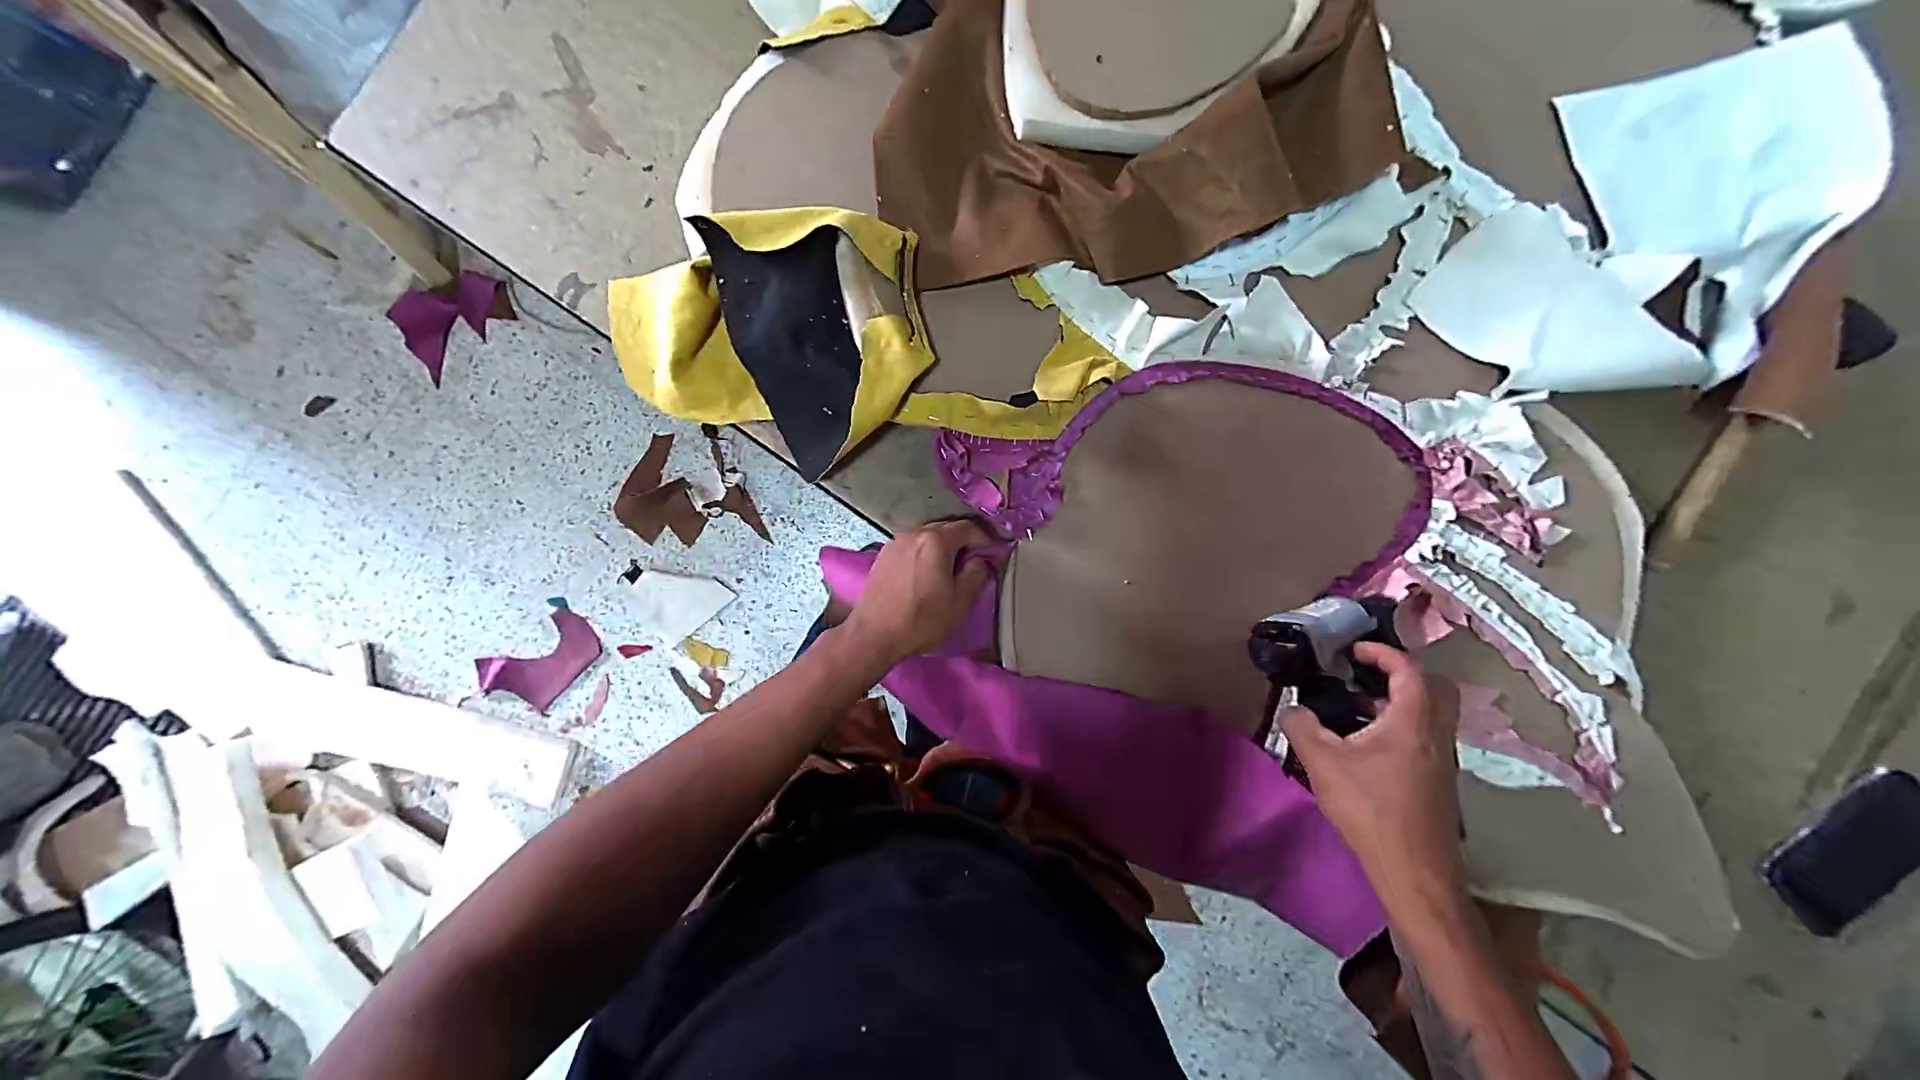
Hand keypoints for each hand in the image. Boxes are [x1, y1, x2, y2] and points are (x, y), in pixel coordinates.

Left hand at [839, 520, 994, 665]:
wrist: (874, 635)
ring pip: (928, 537)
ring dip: (943, 549)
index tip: (993, 555)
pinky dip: (924, 555)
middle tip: (975, 564)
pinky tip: (926, 575)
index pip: (969, 528)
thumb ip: (976, 574)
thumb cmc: (921, 621)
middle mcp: (914, 534)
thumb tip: (979, 561)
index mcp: (936, 541)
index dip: (985, 540)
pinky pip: (912, 547)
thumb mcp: (960, 602)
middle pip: (947, 529)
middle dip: (964, 543)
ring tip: (950, 571)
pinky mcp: (883, 555)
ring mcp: (895, 543)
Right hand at [1280, 643, 1465, 908]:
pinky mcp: (1437, 779)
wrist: (1413, 869)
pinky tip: (1366, 742)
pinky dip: (1400, 723)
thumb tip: (1292, 708)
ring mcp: (1441, 759)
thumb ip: (1301, 727)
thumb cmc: (1369, 808)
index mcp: (1413, 722)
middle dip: (1401, 672)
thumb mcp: (1322, 763)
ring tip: (1357, 705)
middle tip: (1365, 673)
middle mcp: (1436, 734)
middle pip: (1433, 687)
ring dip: (1399, 700)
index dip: (1382, 652)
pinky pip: (1424, 734)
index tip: (1354, 650)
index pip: (1408, 670)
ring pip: (1431, 713)